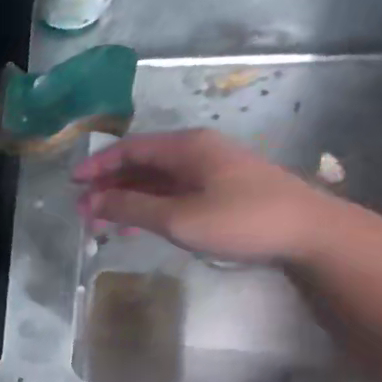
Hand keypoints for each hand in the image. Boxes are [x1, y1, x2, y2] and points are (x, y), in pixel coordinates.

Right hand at [73, 129, 350, 264]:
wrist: (309, 233)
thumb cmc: (241, 220)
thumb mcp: (177, 217)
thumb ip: (130, 208)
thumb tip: (90, 202)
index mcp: (186, 148)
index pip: (130, 149)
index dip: (97, 165)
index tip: (72, 184)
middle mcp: (196, 152)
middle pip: (140, 163)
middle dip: (108, 186)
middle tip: (82, 212)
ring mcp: (209, 171)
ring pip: (154, 180)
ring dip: (125, 200)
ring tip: (101, 225)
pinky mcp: (219, 190)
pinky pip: (171, 193)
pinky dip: (147, 207)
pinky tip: (134, 227)